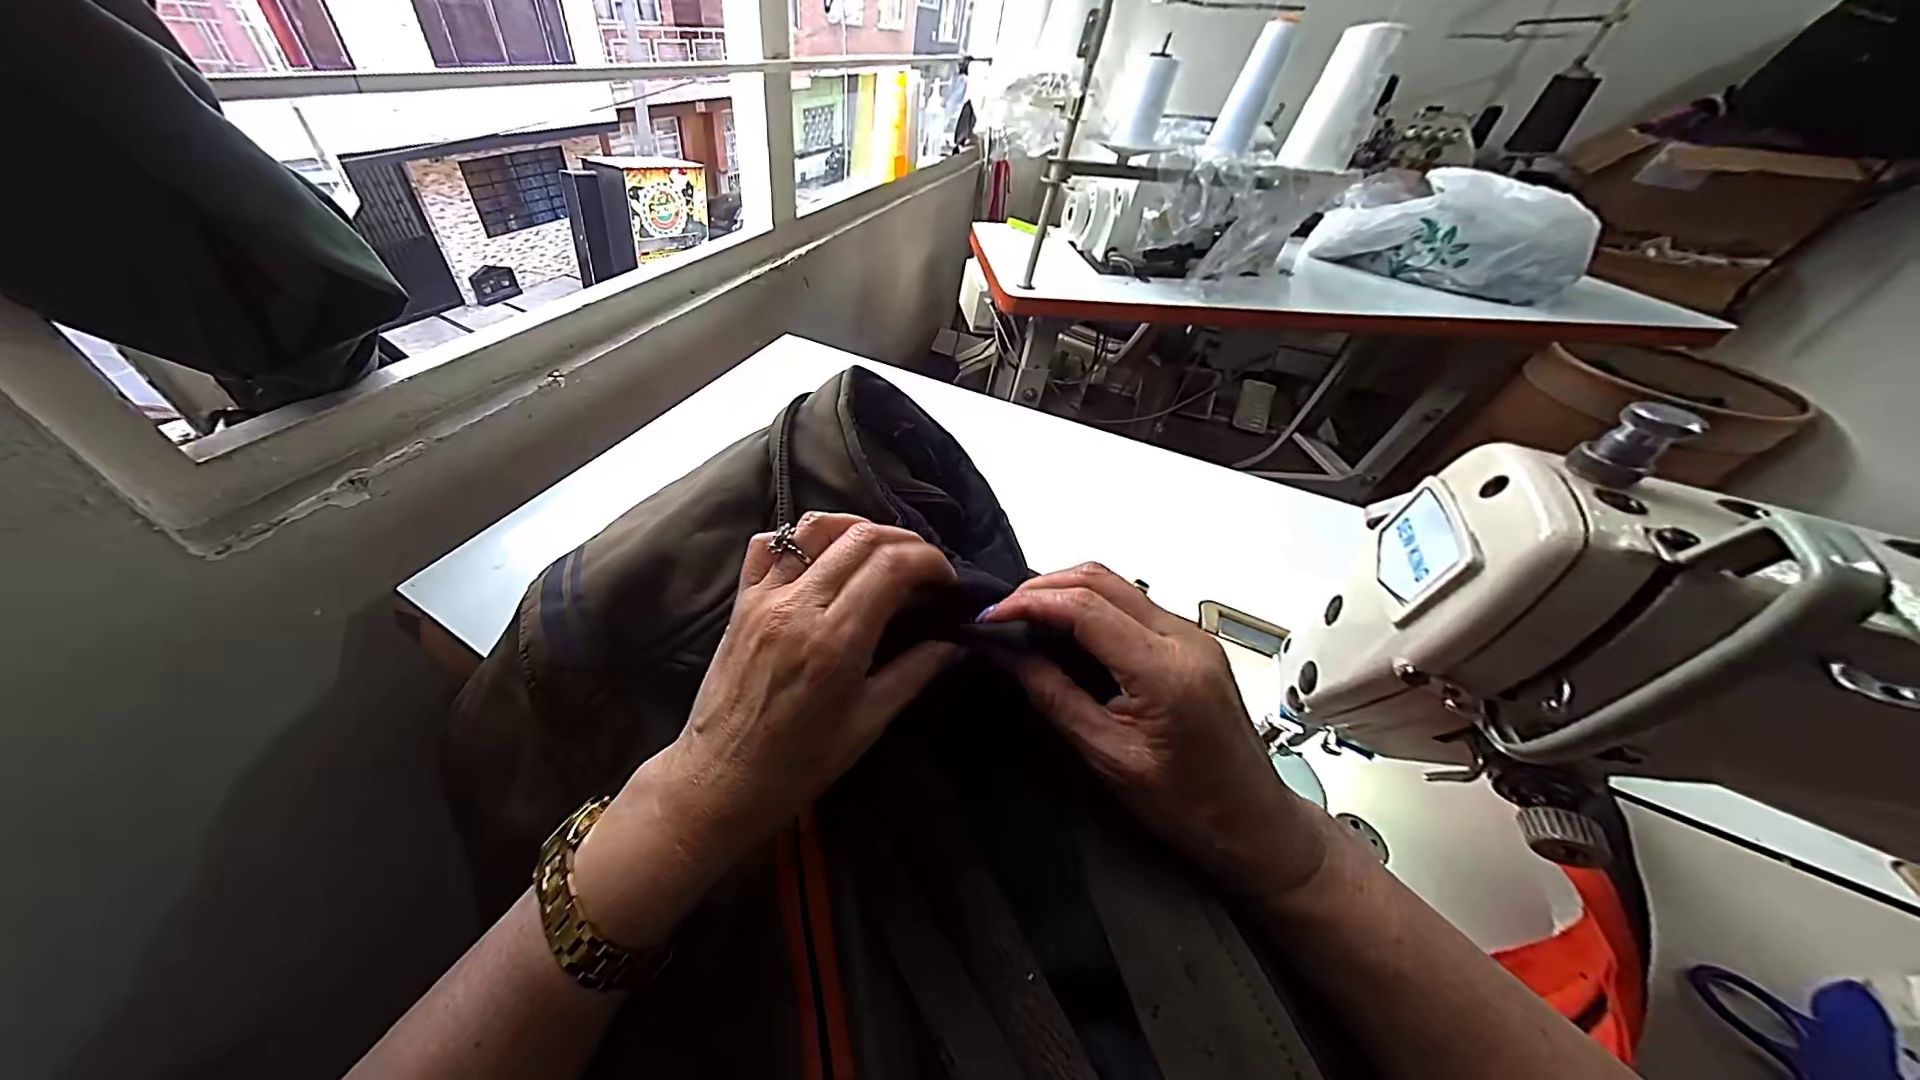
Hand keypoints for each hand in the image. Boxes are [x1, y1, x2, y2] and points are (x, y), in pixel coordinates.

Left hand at [575, 513, 957, 943]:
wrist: (719, 782)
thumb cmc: (799, 764)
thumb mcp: (868, 723)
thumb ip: (915, 672)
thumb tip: (954, 639)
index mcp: (835, 640)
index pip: (893, 565)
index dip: (930, 561)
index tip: (947, 580)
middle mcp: (798, 606)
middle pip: (862, 538)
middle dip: (907, 541)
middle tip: (926, 566)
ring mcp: (764, 598)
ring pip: (816, 528)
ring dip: (860, 528)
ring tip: (883, 552)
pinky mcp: (742, 601)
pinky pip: (769, 545)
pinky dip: (803, 537)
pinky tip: (825, 556)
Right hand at [986, 563, 1329, 900]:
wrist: (1254, 823)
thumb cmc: (1189, 805)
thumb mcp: (1109, 757)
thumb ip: (1055, 696)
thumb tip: (1007, 653)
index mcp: (1167, 670)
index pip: (1085, 608)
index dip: (1030, 604)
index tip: (990, 617)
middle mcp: (1185, 638)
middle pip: (1101, 579)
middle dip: (1042, 587)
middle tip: (1000, 612)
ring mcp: (1192, 635)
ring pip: (1116, 584)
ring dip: (1065, 591)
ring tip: (1023, 617)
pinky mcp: (1190, 641)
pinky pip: (1131, 603)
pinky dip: (1089, 605)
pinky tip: (1063, 628)